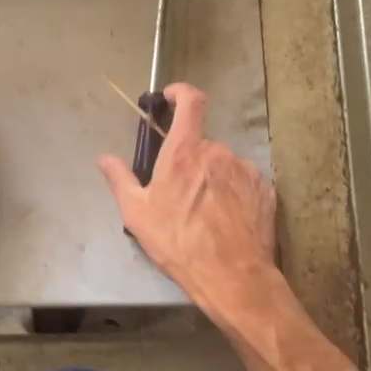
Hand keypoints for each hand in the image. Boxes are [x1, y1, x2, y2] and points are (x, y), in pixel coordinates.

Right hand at [99, 83, 279, 312]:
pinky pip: (243, 182)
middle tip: (178, 191)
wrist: (232, 277)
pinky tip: (225, 219)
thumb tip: (105, 159)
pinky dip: (232, 193)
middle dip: (189, 160)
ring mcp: (246, 170)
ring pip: (223, 164)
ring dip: (212, 178)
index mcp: (185, 152)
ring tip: (203, 212)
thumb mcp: (137, 213)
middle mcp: (219, 153)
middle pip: (201, 143)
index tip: (171, 97)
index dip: (181, 92)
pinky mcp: (265, 191)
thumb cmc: (178, 243)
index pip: (191, 102)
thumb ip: (120, 179)